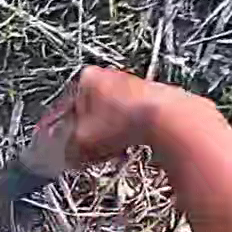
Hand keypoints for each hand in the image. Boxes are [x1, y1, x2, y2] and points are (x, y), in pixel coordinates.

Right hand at [39, 65, 195, 168]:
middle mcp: (110, 76)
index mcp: (87, 78)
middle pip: (90, 109)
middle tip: (86, 151)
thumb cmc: (120, 122)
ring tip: (109, 151)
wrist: (166, 120)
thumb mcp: (82, 143)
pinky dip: (128, 133)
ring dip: (108, 134)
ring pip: (112, 116)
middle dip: (88, 132)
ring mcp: (133, 85)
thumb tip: (67, 155)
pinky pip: (132, 120)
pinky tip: (128, 147)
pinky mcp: (152, 98)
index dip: (64, 129)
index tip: (66, 145)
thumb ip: (68, 149)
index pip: (67, 105)